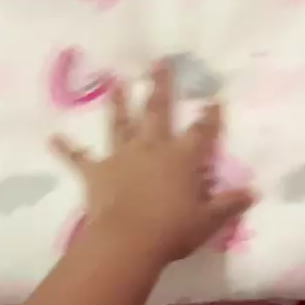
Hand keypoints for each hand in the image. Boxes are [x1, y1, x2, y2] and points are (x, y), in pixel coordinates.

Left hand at [51, 60, 253, 266]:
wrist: (127, 241)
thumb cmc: (173, 229)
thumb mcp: (209, 220)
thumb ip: (229, 204)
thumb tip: (252, 194)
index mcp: (182, 158)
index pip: (201, 132)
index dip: (210, 116)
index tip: (215, 98)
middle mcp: (152, 149)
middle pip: (157, 112)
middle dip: (161, 87)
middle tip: (160, 63)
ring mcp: (121, 158)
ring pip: (120, 124)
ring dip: (118, 103)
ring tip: (116, 83)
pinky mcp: (96, 173)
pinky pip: (78, 158)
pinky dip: (66, 148)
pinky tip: (53, 138)